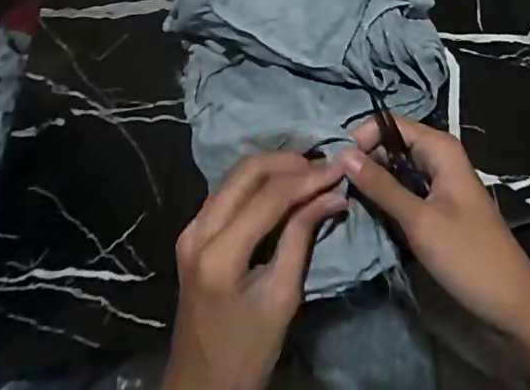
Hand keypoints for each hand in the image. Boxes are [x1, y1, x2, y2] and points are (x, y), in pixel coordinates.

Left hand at [162, 152, 348, 389]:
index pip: (269, 196)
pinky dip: (258, 181)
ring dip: (274, 167)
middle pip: (246, 171)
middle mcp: (198, 231)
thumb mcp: (283, 296)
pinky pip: (227, 191)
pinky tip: (283, 185)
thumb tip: (332, 195)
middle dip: (289, 162)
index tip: (339, 168)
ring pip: (235, 175)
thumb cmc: (247, 352)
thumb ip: (302, 236)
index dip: (307, 178)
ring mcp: (191, 229)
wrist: (200, 387)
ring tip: (309, 171)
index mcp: (219, 254)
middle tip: (323, 165)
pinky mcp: (193, 233)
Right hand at [341, 117, 529, 389]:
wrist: (512, 303)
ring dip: (374, 179)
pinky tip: (369, 212)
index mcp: (440, 147)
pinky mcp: (438, 204)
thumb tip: (343, 154)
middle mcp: (440, 156)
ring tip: (345, 198)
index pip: (390, 123)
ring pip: (397, 167)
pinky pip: (406, 188)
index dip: (362, 136)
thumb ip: (381, 186)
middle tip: (335, 185)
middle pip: (392, 143)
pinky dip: (387, 196)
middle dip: (364, 158)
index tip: (335, 164)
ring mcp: (440, 180)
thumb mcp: (419, 221)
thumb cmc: (468, 257)